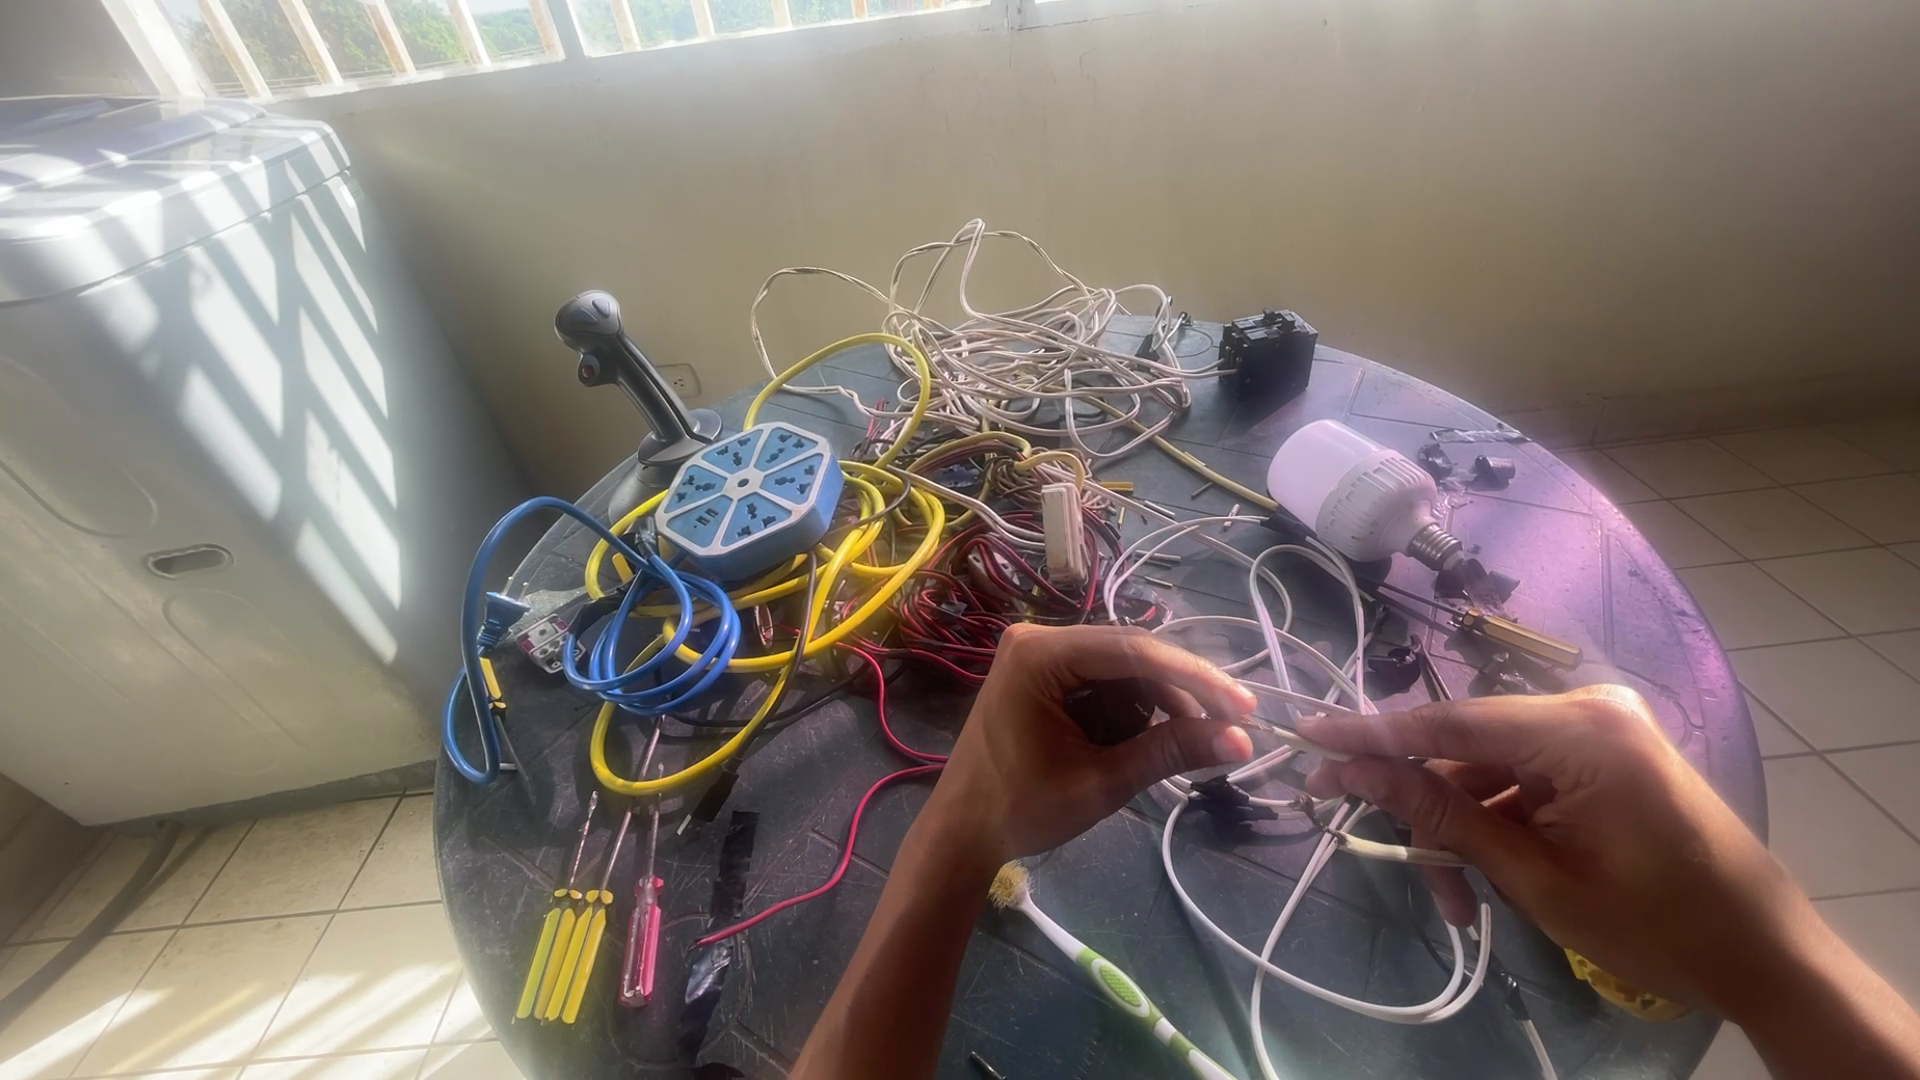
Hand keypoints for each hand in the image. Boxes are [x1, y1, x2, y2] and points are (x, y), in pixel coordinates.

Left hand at [921, 624, 1255, 873]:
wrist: (962, 830)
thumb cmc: (1021, 809)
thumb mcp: (1101, 782)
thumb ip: (1168, 752)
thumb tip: (1242, 741)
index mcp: (1039, 654)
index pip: (1132, 651)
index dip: (1194, 678)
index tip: (1245, 706)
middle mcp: (1037, 638)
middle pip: (1130, 654)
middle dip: (1180, 692)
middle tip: (1234, 725)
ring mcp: (1037, 653)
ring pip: (1121, 667)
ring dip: (1158, 702)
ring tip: (1189, 739)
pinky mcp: (1042, 672)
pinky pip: (1101, 679)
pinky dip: (1130, 707)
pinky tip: (1148, 735)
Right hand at [1300, 685, 1800, 1010]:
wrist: (1774, 966)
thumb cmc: (1662, 929)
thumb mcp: (1533, 877)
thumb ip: (1436, 813)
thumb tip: (1350, 771)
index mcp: (1582, 732)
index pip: (1446, 722)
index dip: (1367, 733)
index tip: (1306, 733)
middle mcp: (1586, 710)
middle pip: (1460, 746)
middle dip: (1416, 798)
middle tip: (1350, 819)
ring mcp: (1594, 728)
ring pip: (1482, 767)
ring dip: (1456, 825)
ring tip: (1453, 896)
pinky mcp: (1596, 751)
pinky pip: (1515, 776)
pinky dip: (1491, 821)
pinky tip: (1481, 874)